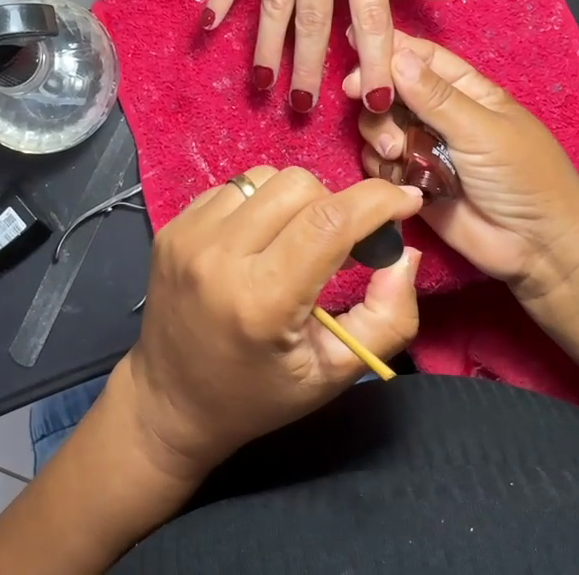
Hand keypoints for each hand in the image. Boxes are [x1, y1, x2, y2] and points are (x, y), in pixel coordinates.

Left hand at [117, 167, 423, 475]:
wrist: (171, 399)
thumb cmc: (259, 394)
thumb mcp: (335, 372)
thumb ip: (387, 317)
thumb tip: (405, 252)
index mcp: (261, 300)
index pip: (328, 222)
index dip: (377, 201)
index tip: (407, 201)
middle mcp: (218, 257)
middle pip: (299, 185)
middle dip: (336, 204)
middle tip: (343, 243)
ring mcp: (188, 237)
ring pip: (265, 178)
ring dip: (296, 201)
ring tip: (297, 243)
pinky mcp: (172, 227)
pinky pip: (233, 187)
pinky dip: (259, 204)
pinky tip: (259, 242)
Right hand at [342, 32, 578, 298]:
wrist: (537, 250)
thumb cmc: (525, 178)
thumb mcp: (482, 131)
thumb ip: (436, 97)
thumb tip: (396, 54)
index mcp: (467, 91)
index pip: (422, 58)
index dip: (389, 50)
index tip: (356, 47)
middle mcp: (441, 115)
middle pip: (391, 89)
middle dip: (376, 95)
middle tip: (365, 101)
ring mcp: (424, 148)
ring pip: (379, 126)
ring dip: (379, 133)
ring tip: (397, 153)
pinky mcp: (411, 182)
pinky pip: (379, 164)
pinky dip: (379, 166)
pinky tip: (397, 178)